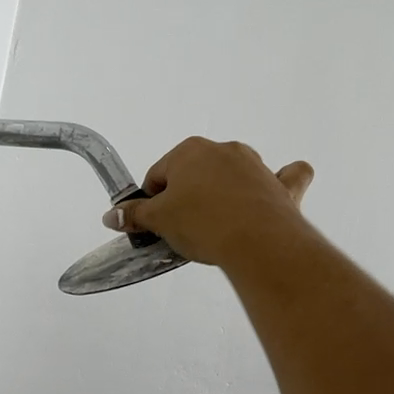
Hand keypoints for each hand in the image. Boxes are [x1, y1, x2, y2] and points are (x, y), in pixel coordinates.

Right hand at [103, 138, 313, 268]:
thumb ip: (133, 215)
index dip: (151, 203)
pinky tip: (273, 191)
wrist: (258, 243)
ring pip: (232, 175)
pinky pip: (283, 178)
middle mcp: (224, 151)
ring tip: (214, 228)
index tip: (153, 224)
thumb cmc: (202, 223)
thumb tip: (111, 216)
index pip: (157, 176)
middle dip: (185, 198)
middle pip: (194, 175)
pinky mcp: (282, 186)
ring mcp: (256, 166)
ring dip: (221, 194)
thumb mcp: (158, 220)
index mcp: (189, 151)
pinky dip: (278, 183)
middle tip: (180, 229)